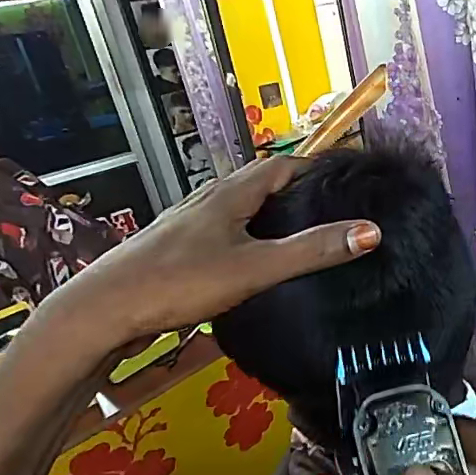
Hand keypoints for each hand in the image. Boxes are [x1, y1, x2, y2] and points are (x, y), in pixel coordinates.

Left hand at [54, 156, 379, 342]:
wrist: (105, 310)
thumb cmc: (181, 281)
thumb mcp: (255, 268)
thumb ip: (311, 251)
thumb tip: (370, 231)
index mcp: (230, 193)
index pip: (282, 164)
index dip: (315, 167)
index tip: (344, 180)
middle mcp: (208, 198)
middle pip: (259, 182)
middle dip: (295, 189)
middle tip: (328, 209)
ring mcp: (188, 221)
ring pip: (238, 206)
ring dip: (269, 212)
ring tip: (297, 233)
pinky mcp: (175, 245)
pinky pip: (221, 228)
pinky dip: (246, 234)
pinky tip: (249, 260)